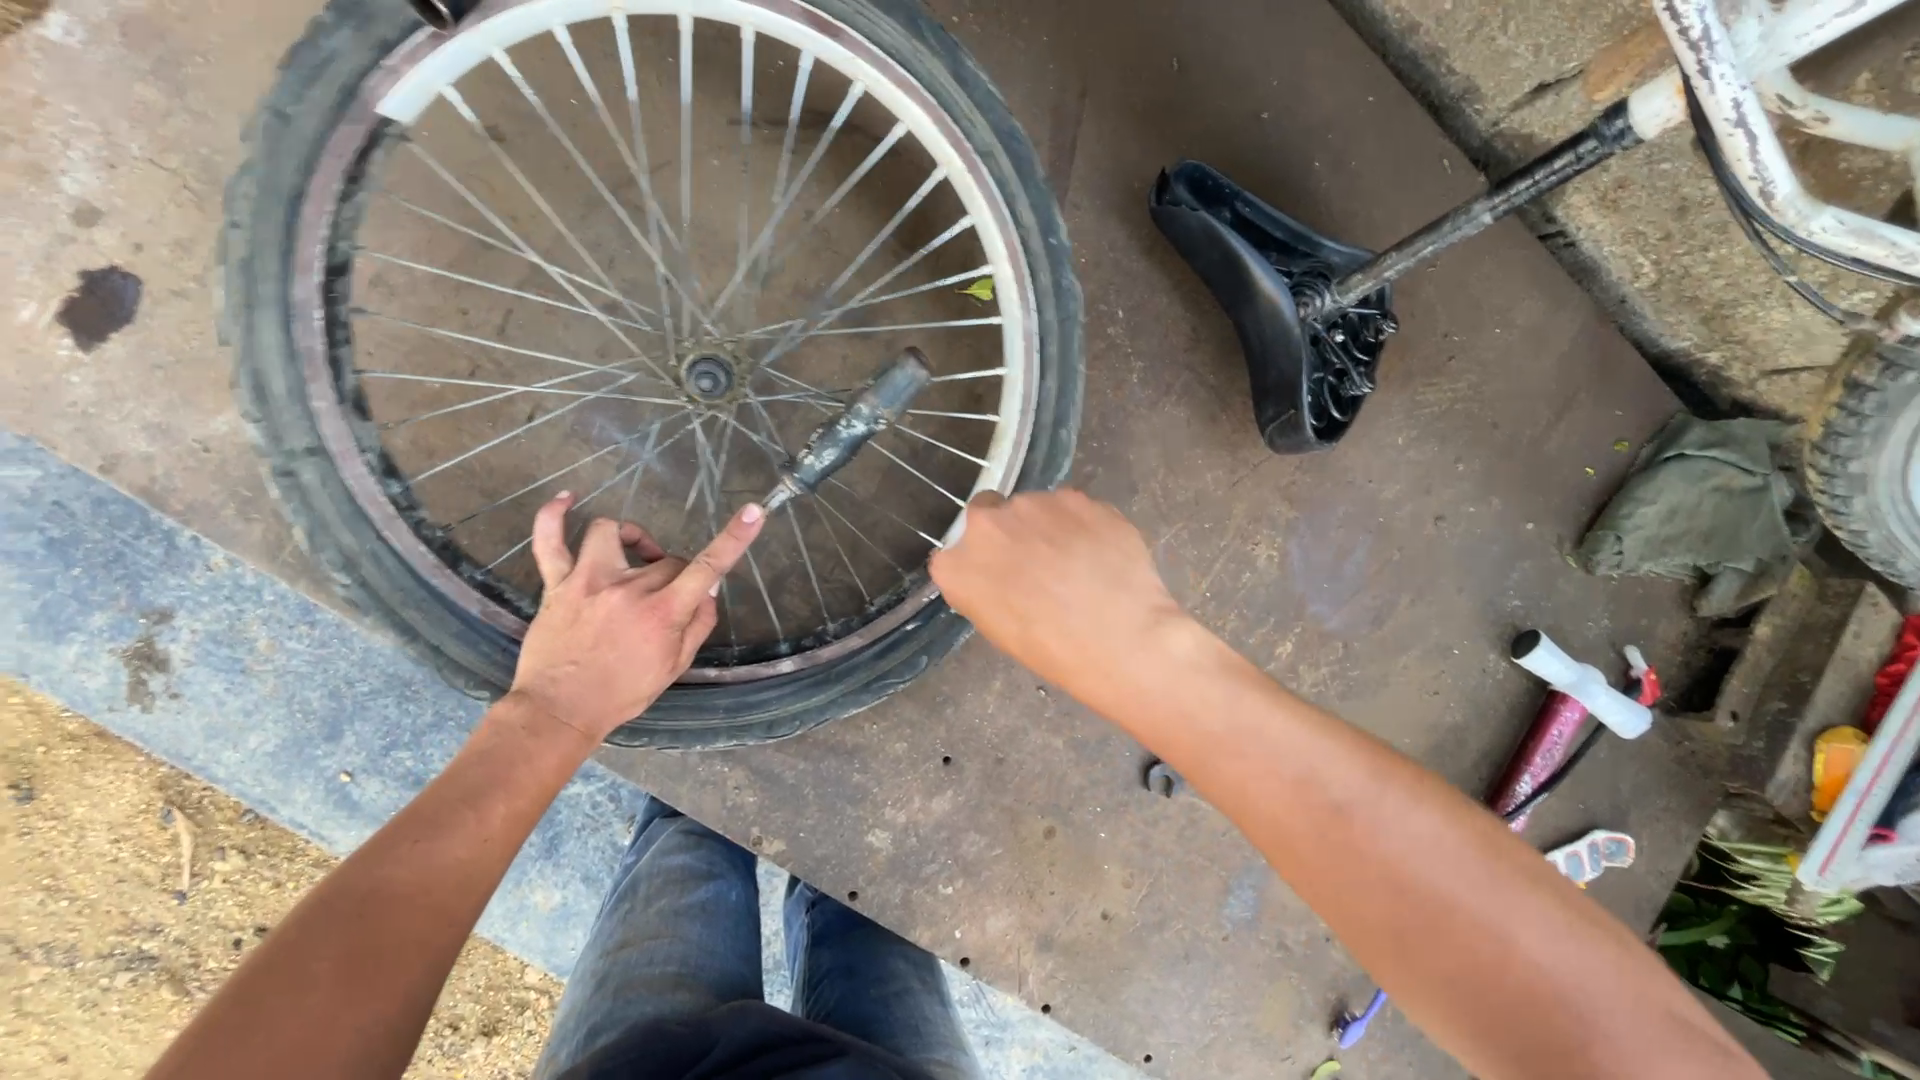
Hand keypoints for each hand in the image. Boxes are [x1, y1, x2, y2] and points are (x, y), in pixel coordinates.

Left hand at [506, 492, 765, 741]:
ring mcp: (588, 581)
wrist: (561, 711)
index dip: (735, 537)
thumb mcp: (675, 666)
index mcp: (663, 612)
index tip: (753, 511)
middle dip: (674, 576)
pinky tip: (565, 498)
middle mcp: (628, 588)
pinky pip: (549, 541)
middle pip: (665, 560)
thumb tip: (708, 591)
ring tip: (633, 556)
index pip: (708, 567)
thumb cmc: (624, 692)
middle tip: (665, 602)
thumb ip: (698, 623)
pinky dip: (553, 516)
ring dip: (631, 539)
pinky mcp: (556, 585)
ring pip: (613, 534)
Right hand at [929, 490, 1191, 698]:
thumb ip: (986, 587)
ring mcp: (1032, 504)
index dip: (981, 563)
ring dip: (1047, 525)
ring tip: (1076, 561)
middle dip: (1008, 532)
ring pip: (1033, 506)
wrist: (1119, 637)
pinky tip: (1100, 552)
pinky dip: (1081, 524)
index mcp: (957, 566)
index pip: (956, 553)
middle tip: (1038, 563)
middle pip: (988, 514)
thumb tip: (1002, 572)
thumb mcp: (999, 627)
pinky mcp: (1075, 497)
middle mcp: (986, 524)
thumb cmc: (1053, 649)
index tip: (1000, 578)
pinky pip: (1071, 507)